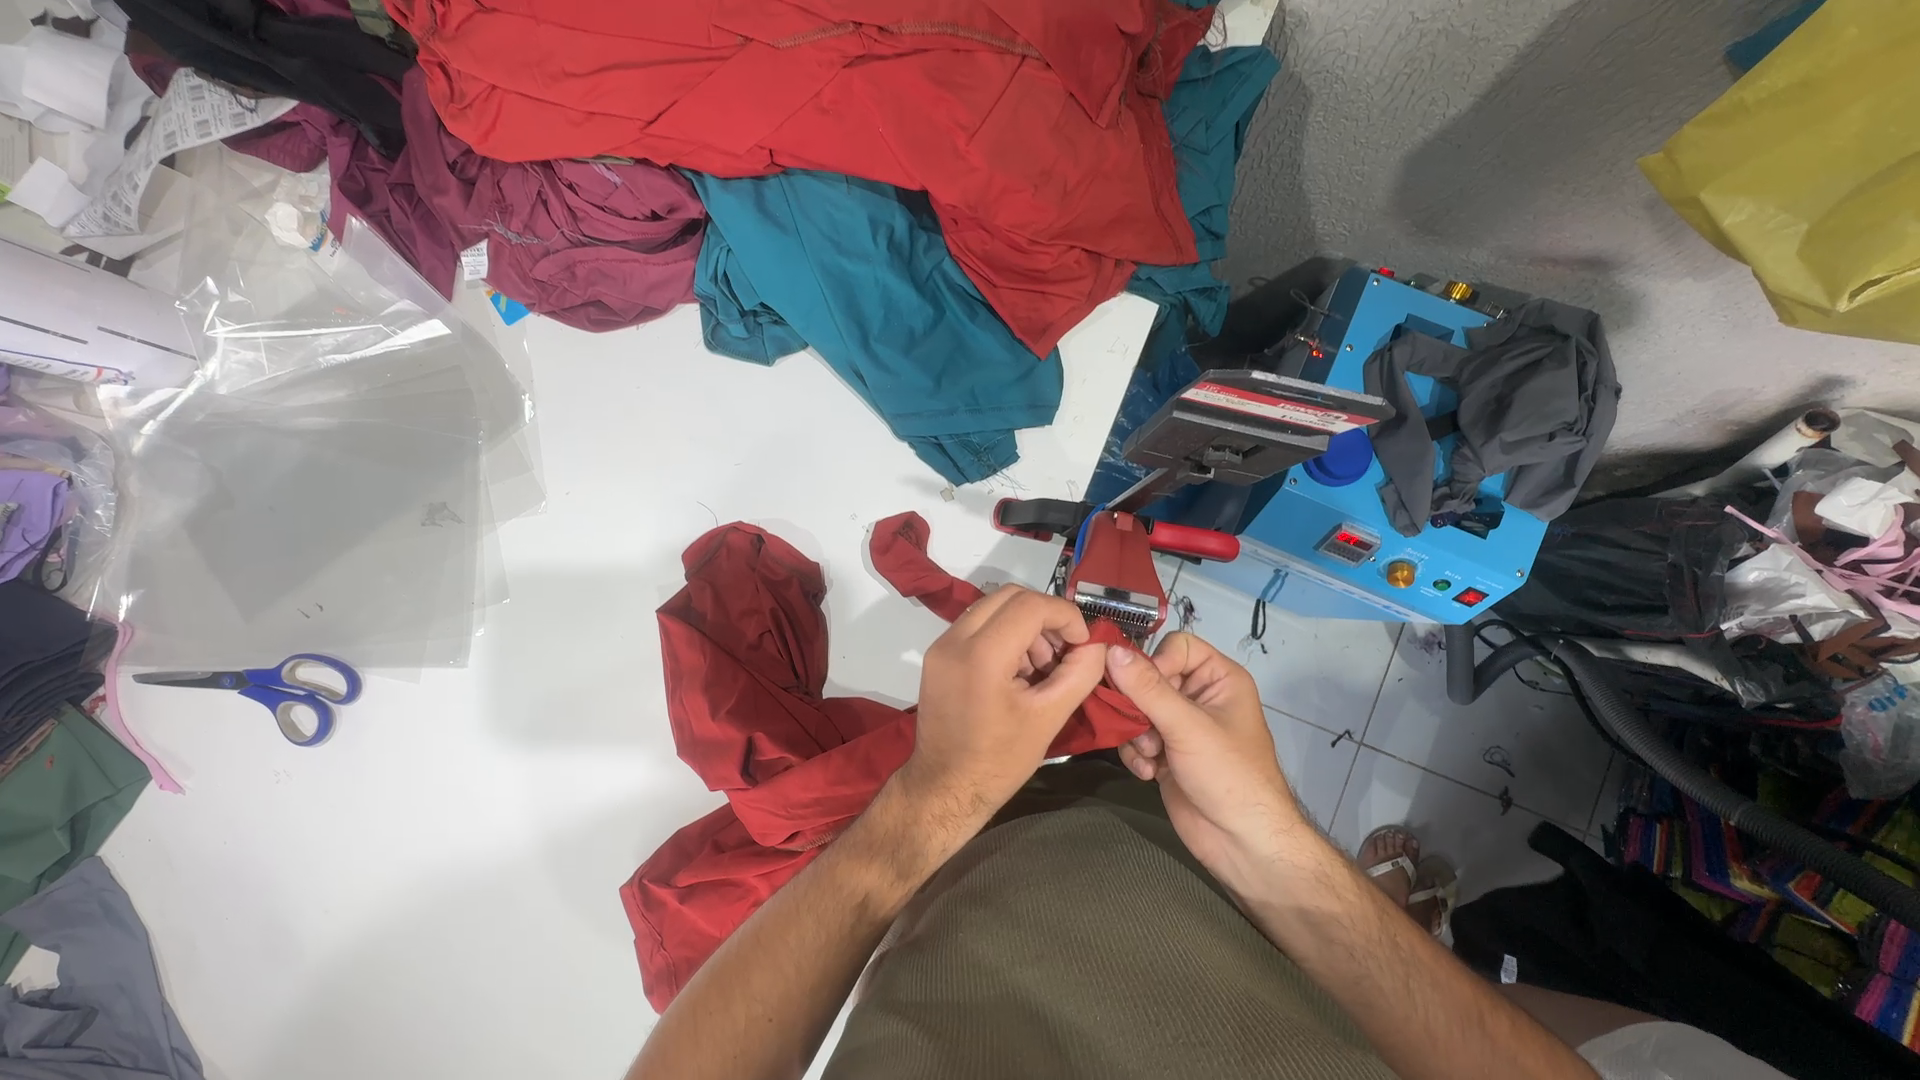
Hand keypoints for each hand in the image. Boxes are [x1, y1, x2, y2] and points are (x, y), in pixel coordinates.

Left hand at [895, 585, 1109, 831]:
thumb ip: (1079, 674)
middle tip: (1063, 651)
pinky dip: (1004, 635)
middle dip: (1045, 616)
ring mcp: (941, 646)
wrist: (944, 789)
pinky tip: (1019, 671)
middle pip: (1010, 596)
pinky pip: (977, 625)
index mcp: (982, 656)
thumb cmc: (998, 761)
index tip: (1082, 644)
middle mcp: (954, 640)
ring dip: (1024, 625)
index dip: (1065, 616)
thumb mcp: (1049, 718)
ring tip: (1042, 667)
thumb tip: (1095, 645)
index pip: (1030, 605)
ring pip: (992, 607)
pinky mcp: (937, 656)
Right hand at [1104, 633, 1307, 894]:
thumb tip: (1110, 650)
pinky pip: (1136, 738)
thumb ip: (1147, 688)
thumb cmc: (1228, 775)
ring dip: (1136, 733)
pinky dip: (1137, 754)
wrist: (1242, 843)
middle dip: (1138, 705)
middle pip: (1149, 678)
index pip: (1176, 647)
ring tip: (1150, 755)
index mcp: (1219, 678)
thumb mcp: (1187, 726)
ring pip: (1137, 710)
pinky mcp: (1166, 754)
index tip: (1141, 689)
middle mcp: (1200, 697)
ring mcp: (1181, 727)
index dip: (1155, 663)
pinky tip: (1148, 773)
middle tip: (1137, 727)